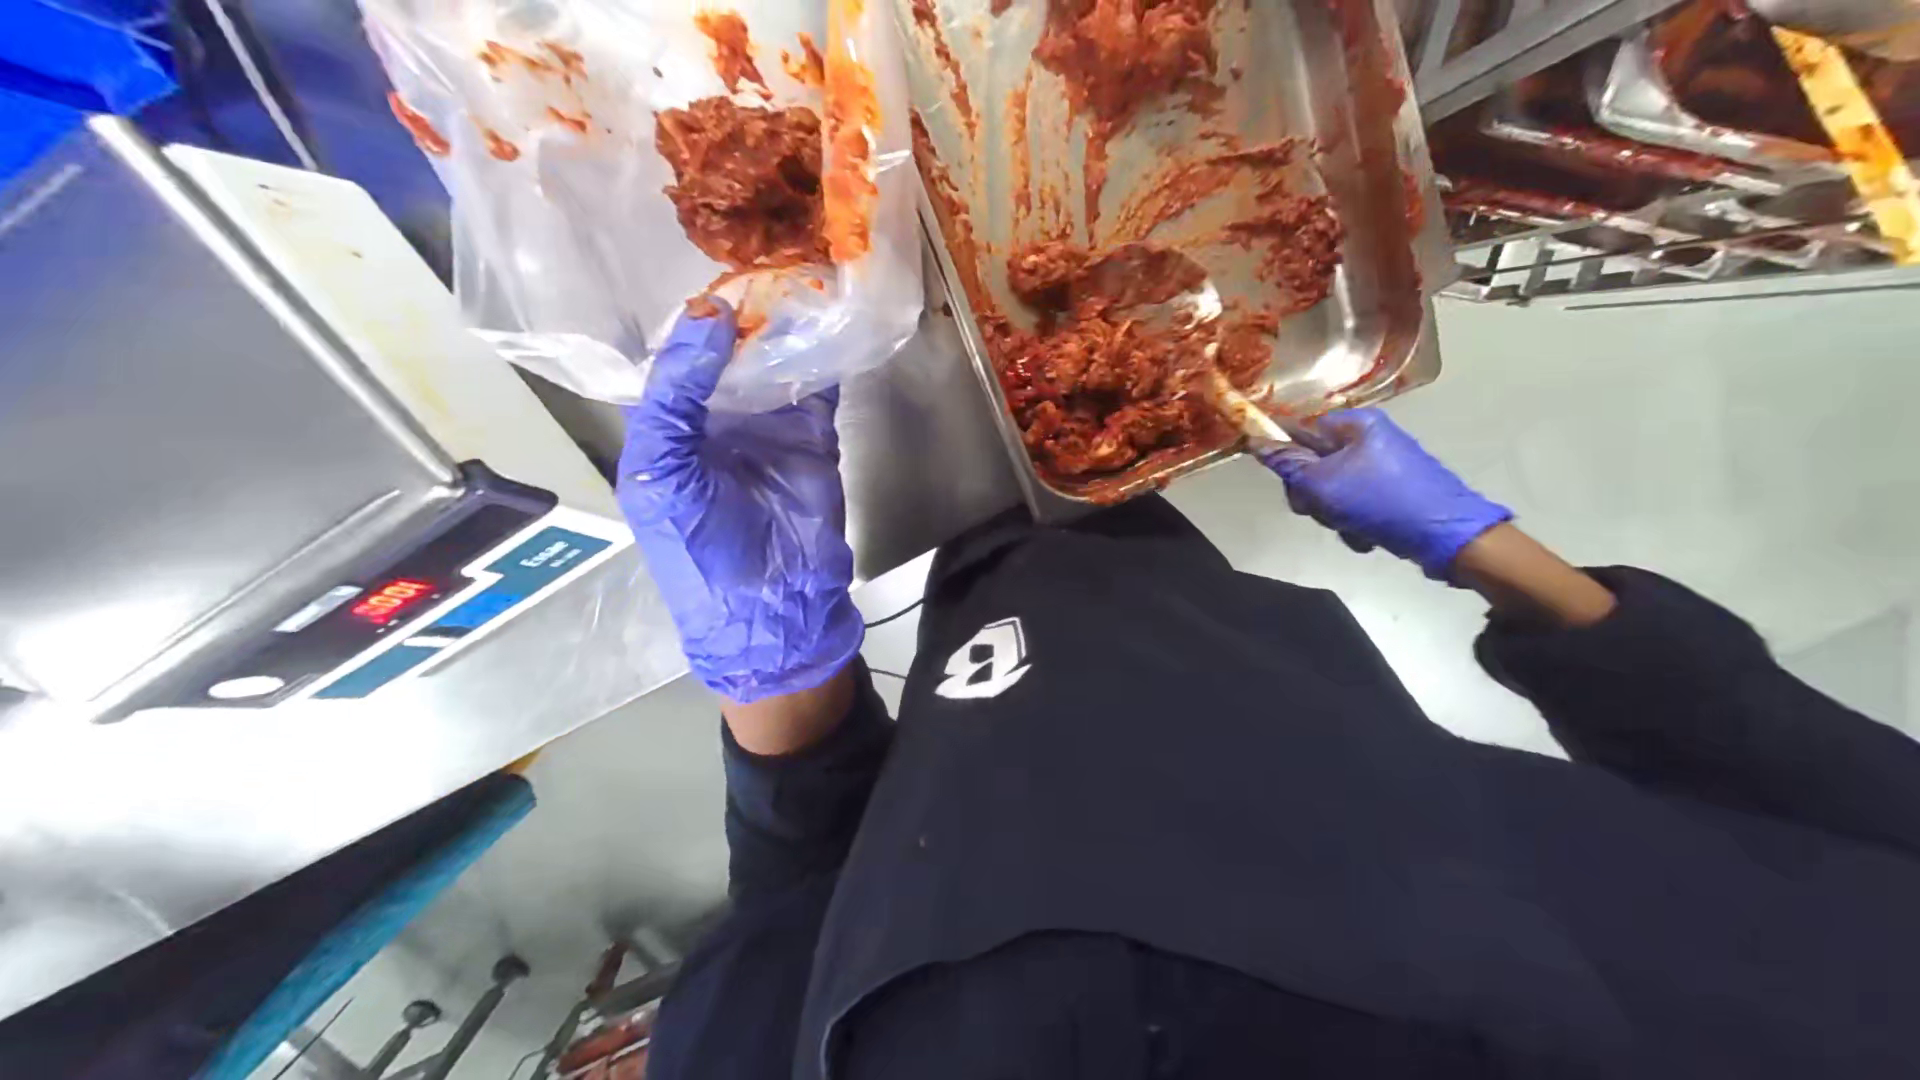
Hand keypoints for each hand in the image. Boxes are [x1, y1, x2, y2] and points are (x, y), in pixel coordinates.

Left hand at [618, 299, 861, 702]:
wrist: (772, 603)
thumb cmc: (697, 545)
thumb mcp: (661, 469)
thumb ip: (675, 392)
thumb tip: (708, 315)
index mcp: (670, 424)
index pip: (677, 356)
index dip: (689, 318)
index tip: (706, 269)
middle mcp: (718, 416)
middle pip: (730, 350)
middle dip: (742, 310)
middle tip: (760, 253)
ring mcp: (770, 423)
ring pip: (775, 360)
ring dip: (784, 323)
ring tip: (795, 270)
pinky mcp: (814, 433)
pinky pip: (817, 385)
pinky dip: (823, 352)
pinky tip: (827, 314)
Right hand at [1259, 407, 1511, 579]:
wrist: (1447, 536)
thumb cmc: (1380, 501)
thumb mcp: (1322, 483)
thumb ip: (1287, 464)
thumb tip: (1255, 442)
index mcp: (1355, 425)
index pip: (1299, 430)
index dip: (1285, 456)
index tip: (1289, 483)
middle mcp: (1369, 438)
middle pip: (1314, 464)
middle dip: (1313, 494)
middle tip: (1322, 510)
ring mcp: (1383, 465)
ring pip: (1332, 489)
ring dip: (1332, 513)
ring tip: (1351, 527)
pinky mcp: (1393, 490)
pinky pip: (1355, 503)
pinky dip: (1353, 521)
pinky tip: (1365, 534)